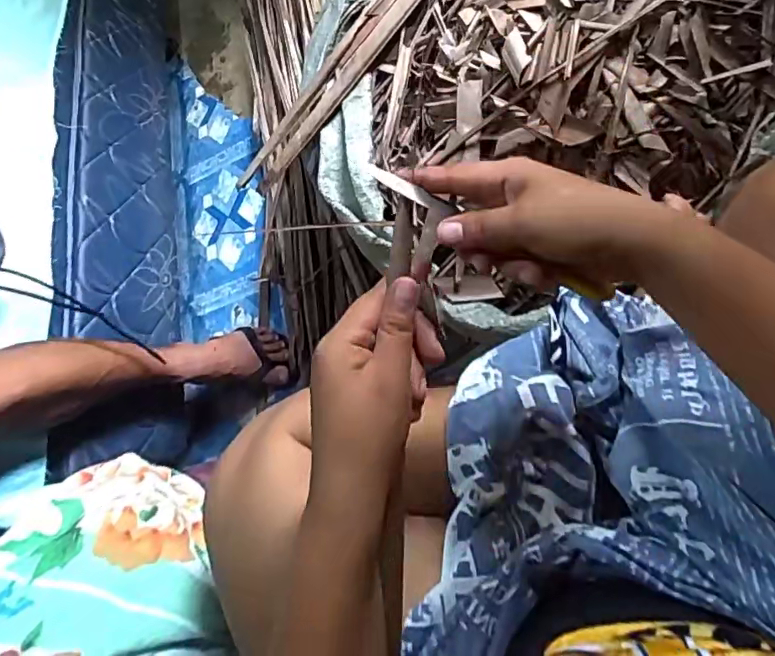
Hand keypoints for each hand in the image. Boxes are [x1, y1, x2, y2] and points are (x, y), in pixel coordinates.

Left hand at [308, 277, 436, 501]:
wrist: (355, 497)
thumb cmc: (371, 429)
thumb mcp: (391, 371)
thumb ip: (399, 323)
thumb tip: (406, 278)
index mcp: (338, 339)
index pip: (375, 298)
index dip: (406, 297)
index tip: (436, 308)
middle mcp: (338, 351)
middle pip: (385, 323)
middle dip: (412, 341)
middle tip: (432, 363)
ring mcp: (347, 375)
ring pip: (391, 351)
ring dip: (411, 369)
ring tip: (413, 398)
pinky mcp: (359, 397)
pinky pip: (387, 375)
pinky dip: (403, 387)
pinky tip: (407, 410)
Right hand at [411, 159, 695, 289]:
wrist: (632, 242)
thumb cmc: (573, 219)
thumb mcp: (520, 223)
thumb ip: (478, 229)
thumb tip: (440, 231)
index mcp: (507, 177)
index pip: (456, 177)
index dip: (427, 180)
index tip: (398, 180)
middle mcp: (515, 196)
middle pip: (474, 222)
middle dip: (479, 245)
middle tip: (483, 258)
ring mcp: (532, 223)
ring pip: (496, 248)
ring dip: (510, 263)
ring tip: (532, 267)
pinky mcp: (547, 246)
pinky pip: (521, 262)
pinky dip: (532, 271)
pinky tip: (550, 274)